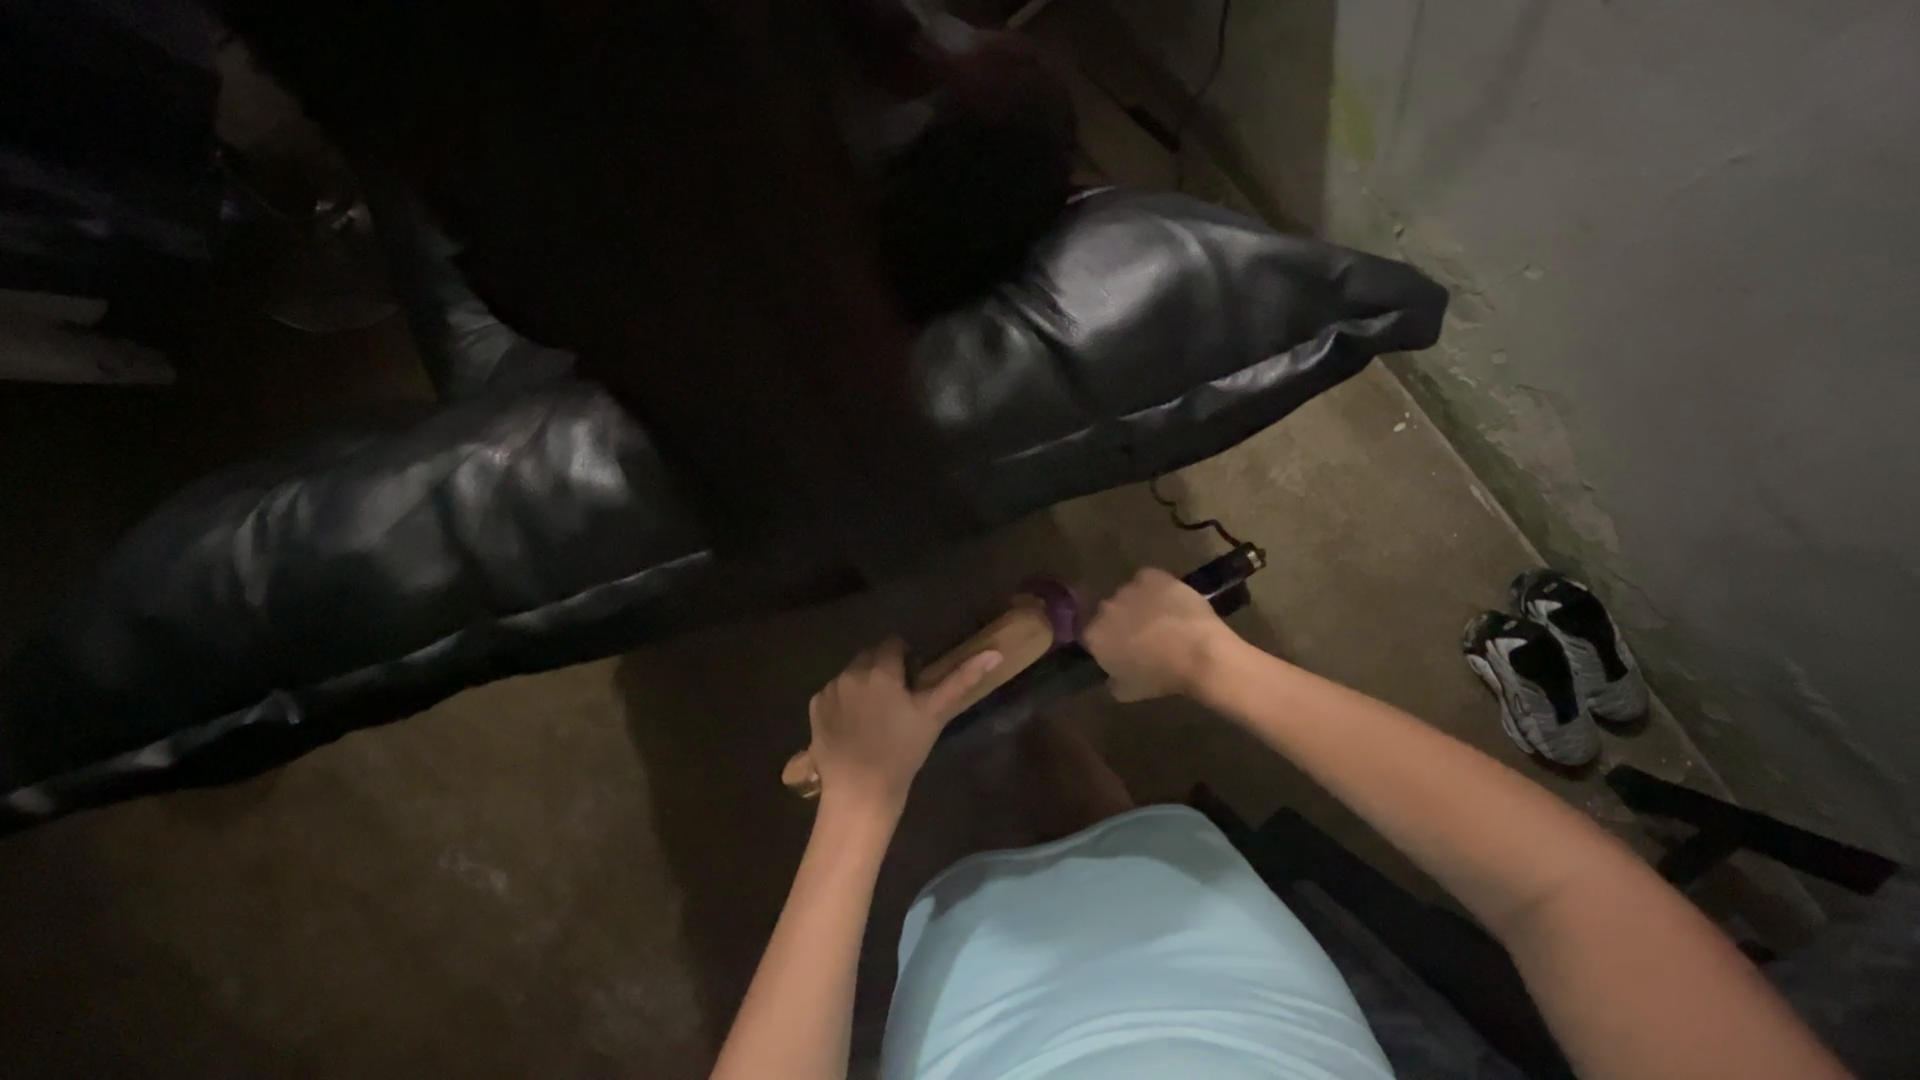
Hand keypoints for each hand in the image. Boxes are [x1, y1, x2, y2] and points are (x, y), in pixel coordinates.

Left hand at [807, 639, 1002, 812]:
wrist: (860, 792)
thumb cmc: (902, 752)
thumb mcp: (935, 714)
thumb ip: (961, 679)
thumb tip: (994, 653)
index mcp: (880, 669)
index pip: (894, 644)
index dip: (906, 660)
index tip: (913, 685)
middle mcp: (850, 672)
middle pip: (870, 657)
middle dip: (884, 671)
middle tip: (896, 703)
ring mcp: (830, 689)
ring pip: (852, 674)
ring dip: (863, 685)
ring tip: (874, 717)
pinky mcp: (815, 706)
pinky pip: (834, 692)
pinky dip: (844, 702)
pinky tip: (854, 727)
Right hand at [1083, 568, 1236, 699]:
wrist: (1198, 652)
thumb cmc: (1161, 677)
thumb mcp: (1129, 692)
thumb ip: (1112, 681)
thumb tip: (1111, 677)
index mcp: (1094, 636)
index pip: (1092, 636)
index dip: (1107, 643)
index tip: (1121, 651)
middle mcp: (1104, 608)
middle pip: (1108, 613)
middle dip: (1121, 622)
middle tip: (1142, 636)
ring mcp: (1127, 588)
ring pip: (1128, 595)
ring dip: (1138, 605)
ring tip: (1161, 618)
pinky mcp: (1151, 575)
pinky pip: (1148, 580)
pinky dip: (1156, 589)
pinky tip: (1171, 602)